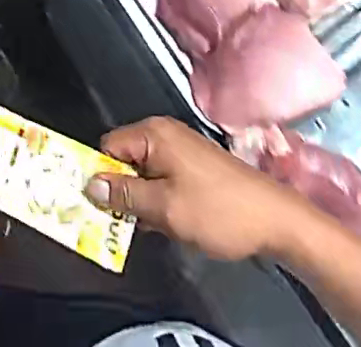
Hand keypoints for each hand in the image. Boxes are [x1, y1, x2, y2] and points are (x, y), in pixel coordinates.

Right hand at [85, 117, 316, 261]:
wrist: (271, 218)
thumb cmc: (218, 209)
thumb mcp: (164, 207)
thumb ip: (124, 194)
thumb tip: (90, 183)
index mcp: (156, 135)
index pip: (108, 146)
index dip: (97, 175)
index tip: (89, 205)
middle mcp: (166, 135)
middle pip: (123, 159)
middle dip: (116, 190)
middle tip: (115, 222)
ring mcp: (181, 150)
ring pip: (141, 173)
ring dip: (137, 200)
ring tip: (144, 226)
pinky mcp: (191, 168)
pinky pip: (159, 179)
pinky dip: (155, 200)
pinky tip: (163, 224)